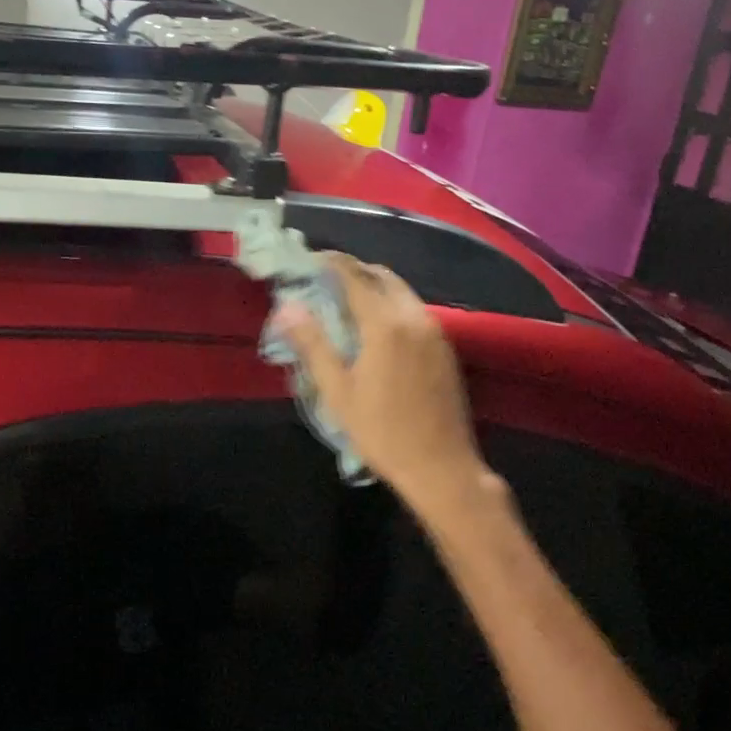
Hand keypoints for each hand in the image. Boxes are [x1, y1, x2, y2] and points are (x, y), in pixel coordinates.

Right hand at [272, 253, 492, 509]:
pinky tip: (374, 329)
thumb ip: (313, 344)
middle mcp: (413, 316)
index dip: (329, 263)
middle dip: (351, 271)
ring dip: (372, 287)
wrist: (442, 468)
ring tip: (343, 305)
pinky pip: (413, 309)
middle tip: (322, 283)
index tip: (307, 262)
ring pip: (400, 291)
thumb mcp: (338, 391)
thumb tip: (287, 306)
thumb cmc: (382, 432)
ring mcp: (434, 331)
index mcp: (385, 324)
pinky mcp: (444, 347)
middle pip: (380, 276)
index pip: (353, 275)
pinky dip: (390, 305)